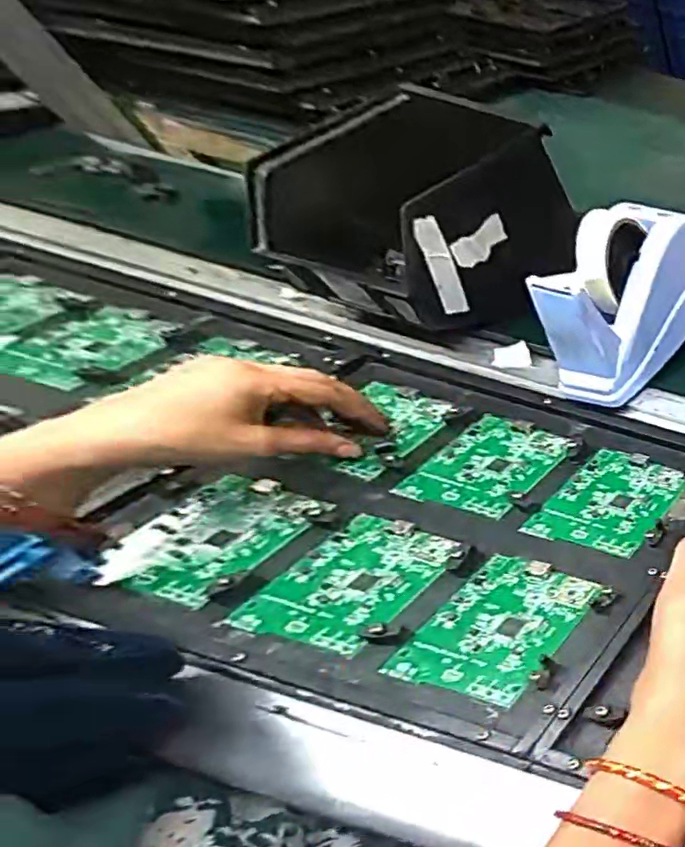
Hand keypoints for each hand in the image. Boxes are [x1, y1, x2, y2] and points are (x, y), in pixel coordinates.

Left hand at [0, 357, 388, 512]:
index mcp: (255, 377)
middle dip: (345, 404)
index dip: (359, 409)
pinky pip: (267, 388)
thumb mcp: (256, 444)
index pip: (325, 388)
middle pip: (312, 381)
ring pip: (291, 384)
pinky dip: (291, 406)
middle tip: (368, 426)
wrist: (110, 435)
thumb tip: (348, 447)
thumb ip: (309, 443)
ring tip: (335, 432)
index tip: (380, 426)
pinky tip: (296, 425)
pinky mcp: (213, 380)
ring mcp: (225, 371)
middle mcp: (242, 367)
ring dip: (318, 407)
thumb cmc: (175, 436)